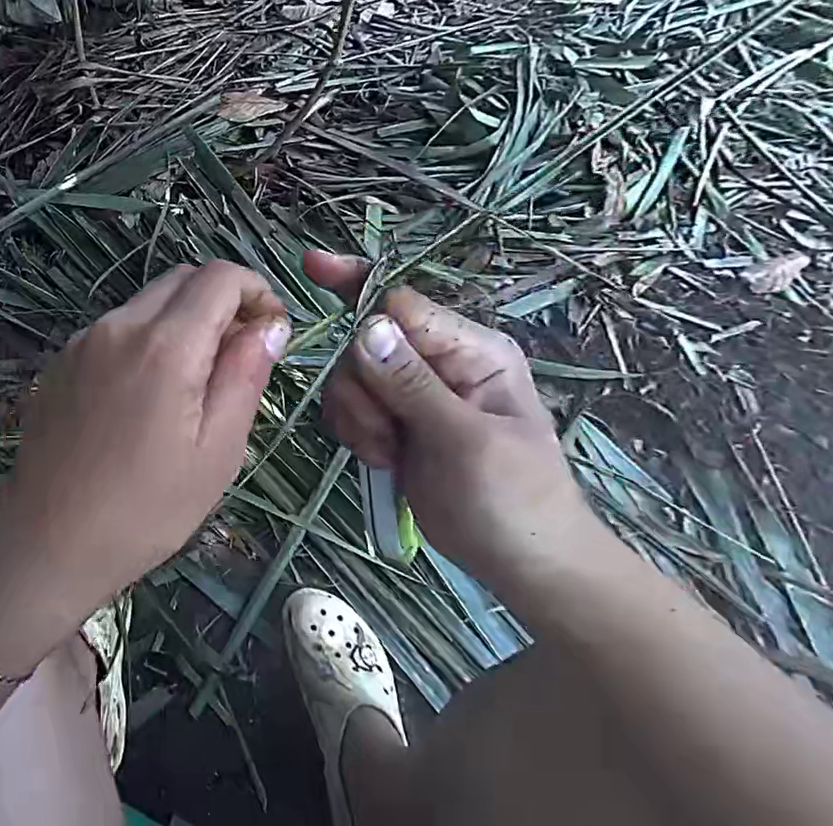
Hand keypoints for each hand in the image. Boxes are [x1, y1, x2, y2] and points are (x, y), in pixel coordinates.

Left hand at [0, 262, 289, 674]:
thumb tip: (269, 325)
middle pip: (183, 279)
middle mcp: (120, 325)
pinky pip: (118, 327)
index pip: (220, 276)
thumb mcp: (217, 451)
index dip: (256, 291)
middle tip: (237, 355)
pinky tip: (147, 393)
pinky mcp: (63, 359)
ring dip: (184, 320)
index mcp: (164, 344)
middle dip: (222, 301)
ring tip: (194, 382)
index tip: (270, 330)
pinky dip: (148, 337)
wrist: (46, 541)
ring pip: (149, 301)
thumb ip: (246, 375)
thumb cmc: (145, 509)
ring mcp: (84, 339)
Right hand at [302, 251, 598, 584]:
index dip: (358, 288)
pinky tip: (381, 458)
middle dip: (361, 387)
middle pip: (364, 342)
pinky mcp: (392, 420)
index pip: (401, 304)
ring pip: (350, 376)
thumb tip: (366, 326)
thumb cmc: (513, 499)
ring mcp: (412, 391)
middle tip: (385, 432)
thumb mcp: (465, 440)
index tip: (312, 267)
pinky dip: (354, 431)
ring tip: (387, 452)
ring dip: (357, 416)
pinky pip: (349, 405)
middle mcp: (438, 361)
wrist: (520, 564)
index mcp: (470, 350)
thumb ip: (412, 383)